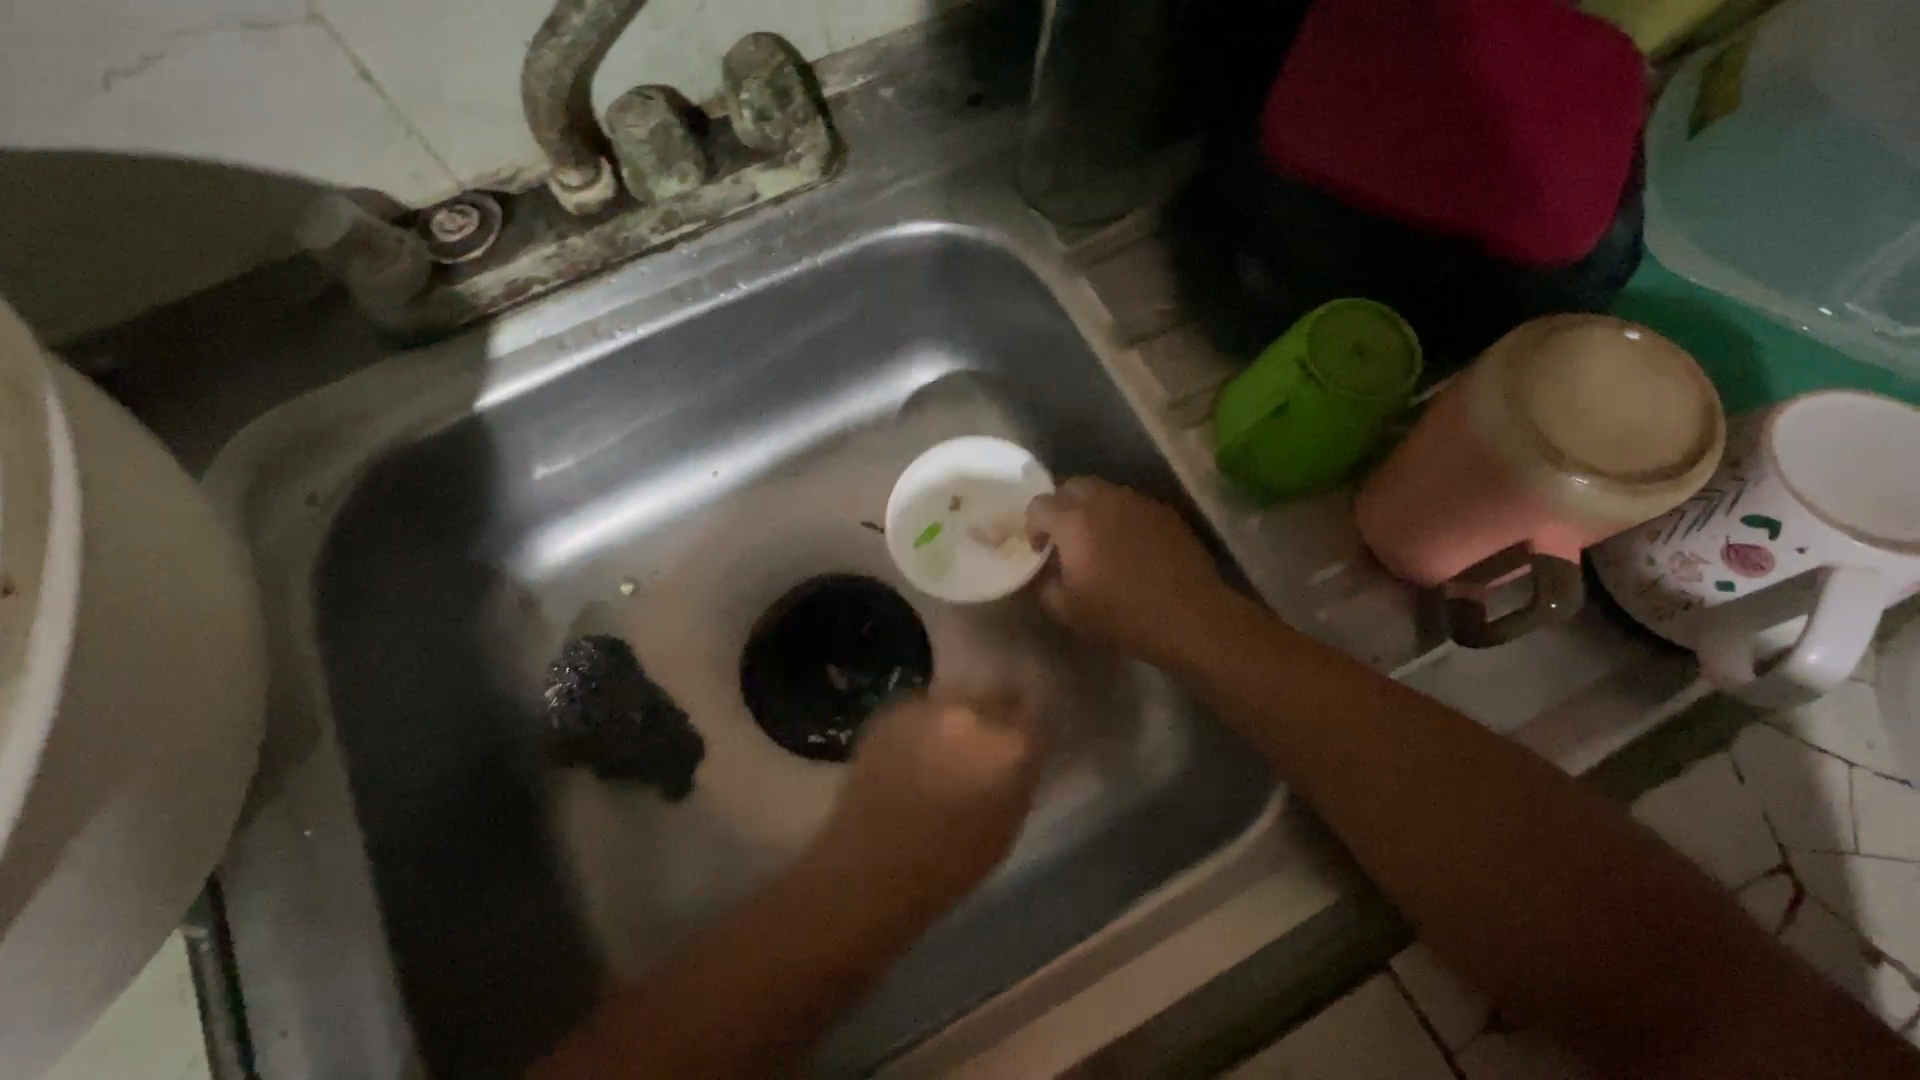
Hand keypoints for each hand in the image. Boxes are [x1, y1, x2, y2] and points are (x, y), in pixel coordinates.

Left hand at [816, 690, 1048, 906]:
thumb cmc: (950, 863)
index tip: (1031, 735)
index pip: (1039, 710)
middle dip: (1000, 713)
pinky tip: (919, 749)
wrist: (870, 866)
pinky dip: (927, 722)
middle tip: (992, 740)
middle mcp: (971, 712)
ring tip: (951, 743)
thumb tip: (1024, 751)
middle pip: (998, 693)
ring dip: (963, 713)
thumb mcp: (1008, 825)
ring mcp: (928, 706)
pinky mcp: (892, 710)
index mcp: (1010, 745)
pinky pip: (923, 707)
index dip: (1035, 723)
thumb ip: (1022, 776)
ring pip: (959, 695)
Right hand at [1025, 478, 1240, 671]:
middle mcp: (1104, 500)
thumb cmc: (1122, 614)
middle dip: (1062, 508)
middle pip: (1072, 486)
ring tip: (1099, 541)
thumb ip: (1044, 586)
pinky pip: (1132, 505)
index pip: (1039, 505)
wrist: (1189, 615)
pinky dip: (1122, 518)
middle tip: (1066, 538)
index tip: (1040, 551)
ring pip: (1104, 492)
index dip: (1033, 526)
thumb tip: (1043, 573)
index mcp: (1073, 521)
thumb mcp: (1069, 610)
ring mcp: (1138, 502)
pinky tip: (1131, 547)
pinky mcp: (1164, 512)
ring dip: (1093, 510)